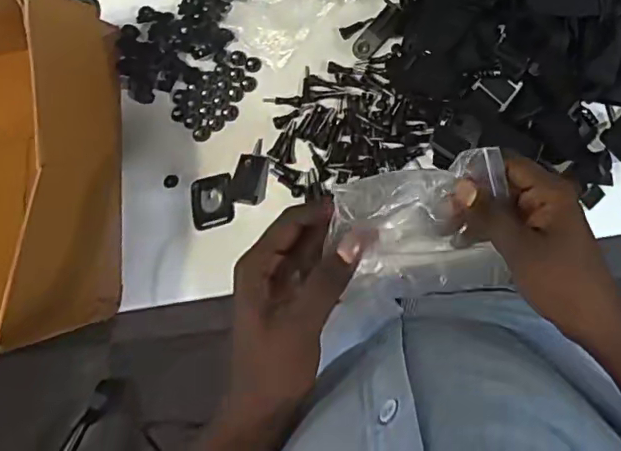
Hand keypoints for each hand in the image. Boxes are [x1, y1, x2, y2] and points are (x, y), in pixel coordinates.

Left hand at [212, 202, 357, 435]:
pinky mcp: (289, 301)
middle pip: (298, 234)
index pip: (289, 222)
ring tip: (364, 234)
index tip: (349, 204)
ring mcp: (276, 285)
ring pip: (307, 252)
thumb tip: (356, 236)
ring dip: (331, 243)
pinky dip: (330, 265)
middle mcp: (264, 268)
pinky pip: (311, 272)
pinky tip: (352, 263)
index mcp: (256, 265)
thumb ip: (329, 277)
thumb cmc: (273, 366)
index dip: (317, 210)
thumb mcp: (303, 320)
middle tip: (362, 216)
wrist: (260, 415)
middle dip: (328, 224)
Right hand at [456, 154, 620, 343]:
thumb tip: (461, 186)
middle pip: (503, 181)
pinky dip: (491, 225)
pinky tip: (469, 238)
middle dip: (474, 195)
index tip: (451, 189)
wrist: (596, 324)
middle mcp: (549, 195)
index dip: (477, 171)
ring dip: (479, 212)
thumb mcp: (519, 247)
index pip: (506, 162)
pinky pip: (511, 219)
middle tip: (445, 212)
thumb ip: (488, 213)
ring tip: (451, 227)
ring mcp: (546, 214)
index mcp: (549, 189)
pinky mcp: (542, 233)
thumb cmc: (562, 282)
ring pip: (504, 201)